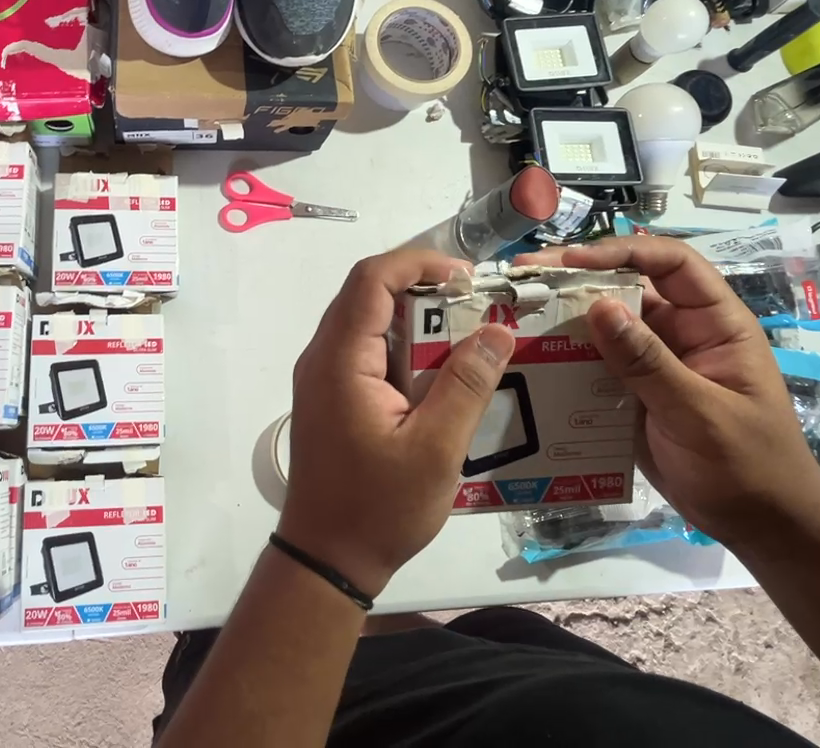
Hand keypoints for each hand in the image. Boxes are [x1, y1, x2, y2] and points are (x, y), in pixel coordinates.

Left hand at [278, 250, 514, 596]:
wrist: (325, 558)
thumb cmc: (378, 507)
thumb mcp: (435, 449)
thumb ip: (466, 385)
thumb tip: (497, 330)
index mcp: (340, 359)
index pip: (370, 280)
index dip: (418, 262)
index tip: (466, 276)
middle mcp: (322, 357)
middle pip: (367, 295)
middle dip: (423, 288)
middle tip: (477, 306)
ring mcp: (322, 377)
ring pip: (367, 323)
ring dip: (415, 320)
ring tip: (468, 336)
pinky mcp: (330, 396)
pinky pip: (365, 352)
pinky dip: (402, 348)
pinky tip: (441, 373)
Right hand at [517, 237, 819, 549]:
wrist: (759, 526)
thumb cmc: (748, 466)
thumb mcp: (701, 413)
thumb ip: (649, 362)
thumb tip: (600, 306)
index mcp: (714, 324)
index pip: (671, 263)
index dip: (623, 251)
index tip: (572, 260)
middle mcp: (680, 332)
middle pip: (626, 286)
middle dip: (576, 276)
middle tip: (525, 276)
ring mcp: (652, 361)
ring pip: (603, 323)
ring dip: (562, 315)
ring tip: (515, 311)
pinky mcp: (628, 388)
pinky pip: (592, 361)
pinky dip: (562, 355)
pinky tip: (528, 355)